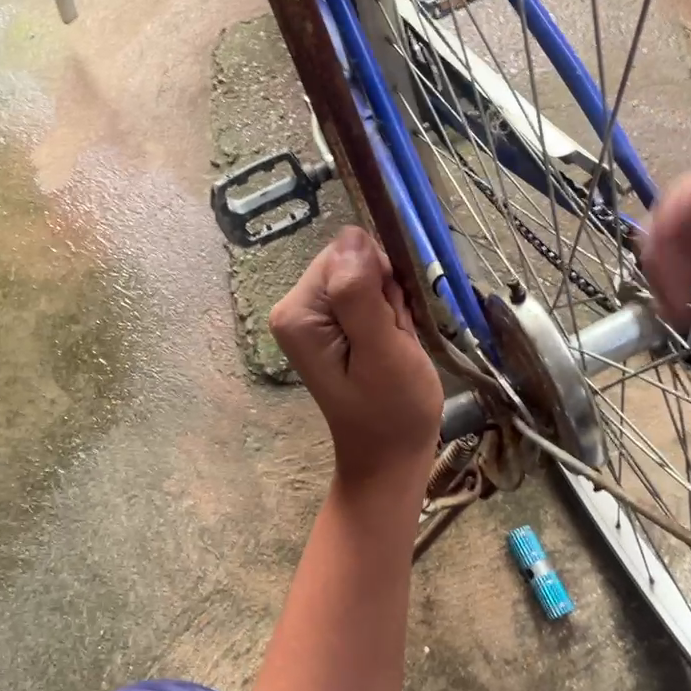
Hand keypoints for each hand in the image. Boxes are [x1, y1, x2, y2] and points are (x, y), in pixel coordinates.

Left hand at [270, 227, 443, 490]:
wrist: (391, 455)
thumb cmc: (391, 411)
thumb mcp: (380, 351)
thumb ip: (359, 293)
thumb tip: (351, 235)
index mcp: (297, 312)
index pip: (345, 254)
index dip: (380, 279)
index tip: (390, 321)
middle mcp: (297, 307)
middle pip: (355, 262)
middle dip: (386, 293)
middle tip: (393, 339)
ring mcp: (314, 316)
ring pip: (369, 277)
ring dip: (392, 305)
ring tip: (393, 346)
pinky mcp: (334, 324)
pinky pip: (372, 295)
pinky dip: (391, 314)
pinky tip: (392, 344)